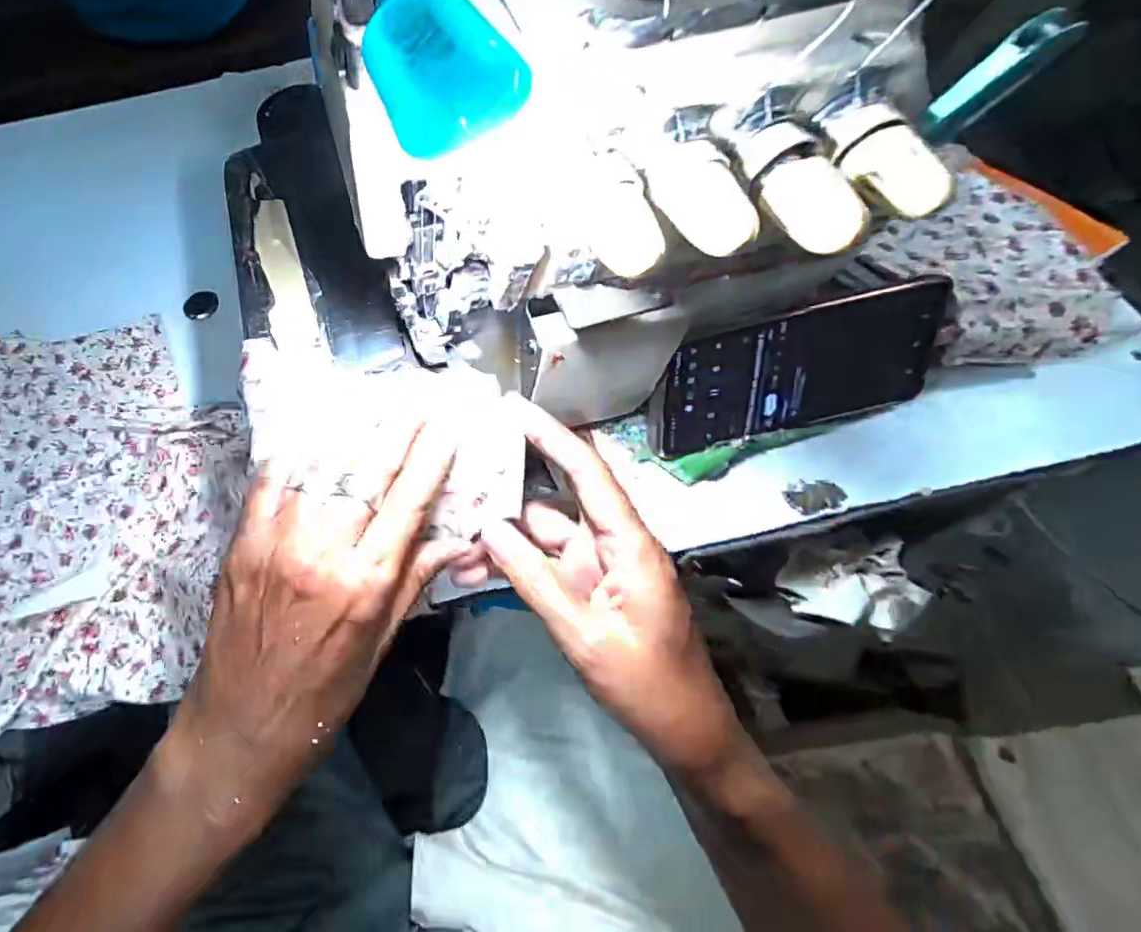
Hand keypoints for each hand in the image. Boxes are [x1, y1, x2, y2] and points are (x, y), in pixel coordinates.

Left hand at [160, 416, 464, 831]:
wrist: (242, 723)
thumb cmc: (323, 694)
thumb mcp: (378, 646)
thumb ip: (411, 583)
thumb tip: (455, 541)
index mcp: (366, 584)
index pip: (408, 505)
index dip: (431, 461)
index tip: (445, 427)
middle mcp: (323, 554)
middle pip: (367, 478)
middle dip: (395, 434)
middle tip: (413, 403)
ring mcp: (277, 544)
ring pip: (318, 472)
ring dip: (347, 436)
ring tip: (367, 408)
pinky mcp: (241, 544)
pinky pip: (267, 486)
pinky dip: (288, 458)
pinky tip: (305, 435)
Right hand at [479, 397, 749, 784]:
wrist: (684, 733)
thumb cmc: (647, 684)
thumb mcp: (583, 634)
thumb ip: (533, 579)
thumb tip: (489, 529)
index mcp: (628, 544)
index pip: (588, 472)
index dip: (551, 435)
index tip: (514, 408)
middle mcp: (611, 542)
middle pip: (553, 498)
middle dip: (505, 488)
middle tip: (461, 475)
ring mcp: (596, 564)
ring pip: (538, 533)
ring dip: (499, 537)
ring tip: (456, 544)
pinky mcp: (584, 584)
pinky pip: (540, 562)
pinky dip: (510, 563)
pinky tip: (475, 570)